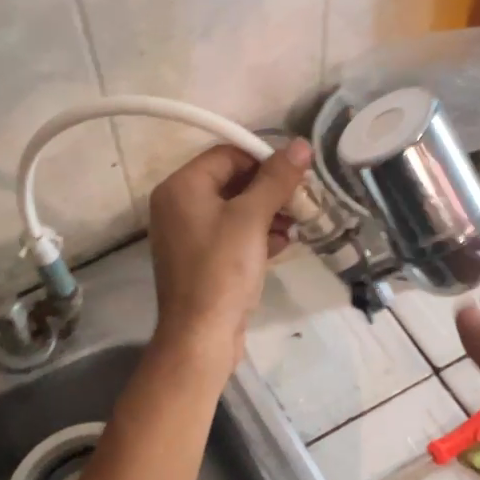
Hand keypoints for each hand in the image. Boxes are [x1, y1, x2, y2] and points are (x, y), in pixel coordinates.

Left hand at [146, 139, 310, 366]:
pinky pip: (230, 237)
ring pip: (234, 211)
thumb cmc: (223, 270)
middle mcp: (177, 207)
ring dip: (267, 214)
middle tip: (301, 200)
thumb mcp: (252, 219)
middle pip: (231, 182)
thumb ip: (276, 179)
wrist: (201, 335)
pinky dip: (256, 237)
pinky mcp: (200, 262)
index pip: (227, 154)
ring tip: (297, 224)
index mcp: (180, 187)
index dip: (264, 158)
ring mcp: (187, 237)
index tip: (297, 173)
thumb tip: (300, 145)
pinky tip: (283, 245)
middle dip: (269, 190)